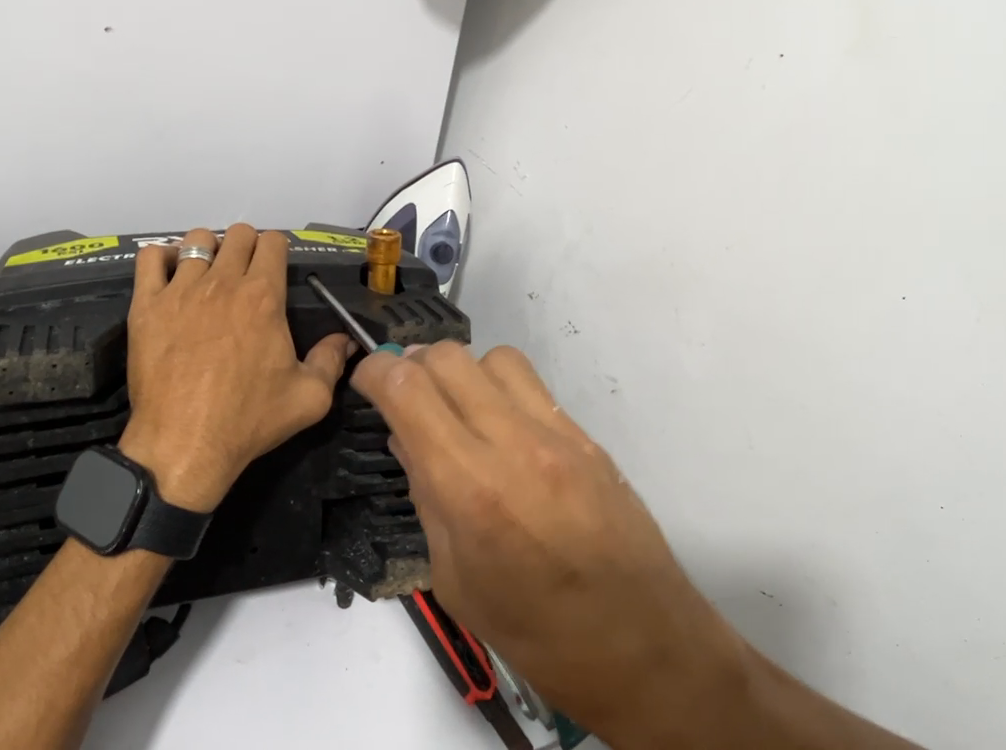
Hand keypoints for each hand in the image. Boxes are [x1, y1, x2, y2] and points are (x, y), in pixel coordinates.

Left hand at [120, 224, 353, 512]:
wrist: (185, 443)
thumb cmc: (249, 420)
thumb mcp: (309, 398)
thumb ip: (331, 361)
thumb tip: (346, 340)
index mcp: (264, 296)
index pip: (273, 243)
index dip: (277, 250)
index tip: (275, 269)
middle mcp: (223, 283)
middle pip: (238, 234)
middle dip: (246, 246)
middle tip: (244, 274)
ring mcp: (181, 290)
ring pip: (196, 240)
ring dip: (207, 250)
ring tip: (207, 275)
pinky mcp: (147, 305)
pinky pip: (150, 258)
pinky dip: (161, 258)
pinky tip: (169, 276)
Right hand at [351, 344, 748, 745]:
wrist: (641, 648)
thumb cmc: (534, 632)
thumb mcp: (454, 578)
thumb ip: (426, 497)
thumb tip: (406, 438)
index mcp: (469, 486)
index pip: (408, 387)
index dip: (374, 371)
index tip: (364, 379)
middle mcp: (513, 444)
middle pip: (448, 357)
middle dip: (413, 365)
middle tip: (406, 396)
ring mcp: (558, 436)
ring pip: (494, 357)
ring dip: (463, 372)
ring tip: (457, 409)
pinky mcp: (589, 439)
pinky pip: (534, 387)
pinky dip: (503, 391)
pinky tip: (502, 431)